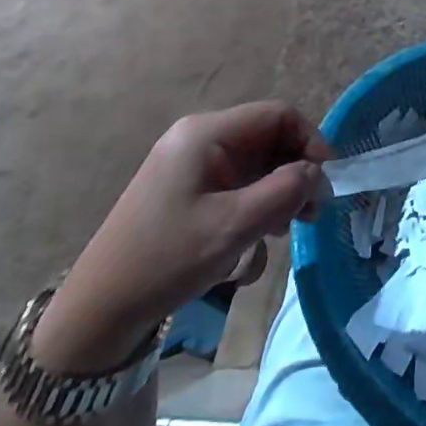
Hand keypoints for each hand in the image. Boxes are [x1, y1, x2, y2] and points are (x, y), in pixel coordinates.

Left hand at [32, 101, 334, 372]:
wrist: (100, 310)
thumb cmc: (167, 259)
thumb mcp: (235, 226)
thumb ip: (286, 190)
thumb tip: (317, 173)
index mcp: (206, 133)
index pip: (279, 115)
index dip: (310, 141)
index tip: (324, 181)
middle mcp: (200, 139)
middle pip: (270, 139)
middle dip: (296, 173)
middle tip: (310, 214)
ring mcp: (193, 164)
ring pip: (258, 164)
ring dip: (278, 193)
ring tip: (283, 231)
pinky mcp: (190, 189)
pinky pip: (239, 184)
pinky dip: (256, 206)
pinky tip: (254, 241)